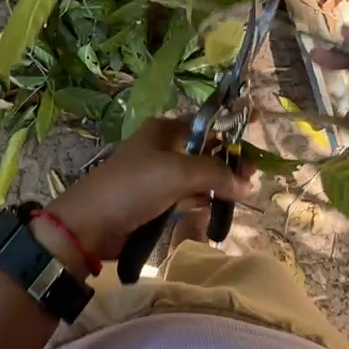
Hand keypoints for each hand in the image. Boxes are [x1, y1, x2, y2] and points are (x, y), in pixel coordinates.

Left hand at [41, 117, 252, 265]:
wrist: (93, 223)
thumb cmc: (134, 186)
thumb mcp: (177, 172)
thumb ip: (215, 173)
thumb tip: (246, 183)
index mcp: (163, 130)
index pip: (205, 125)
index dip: (229, 131)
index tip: (256, 140)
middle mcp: (162, 148)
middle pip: (204, 152)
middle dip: (227, 164)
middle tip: (251, 180)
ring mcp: (158, 176)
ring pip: (198, 177)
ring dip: (217, 186)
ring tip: (240, 197)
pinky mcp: (156, 201)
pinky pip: (187, 198)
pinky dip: (202, 202)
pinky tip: (218, 210)